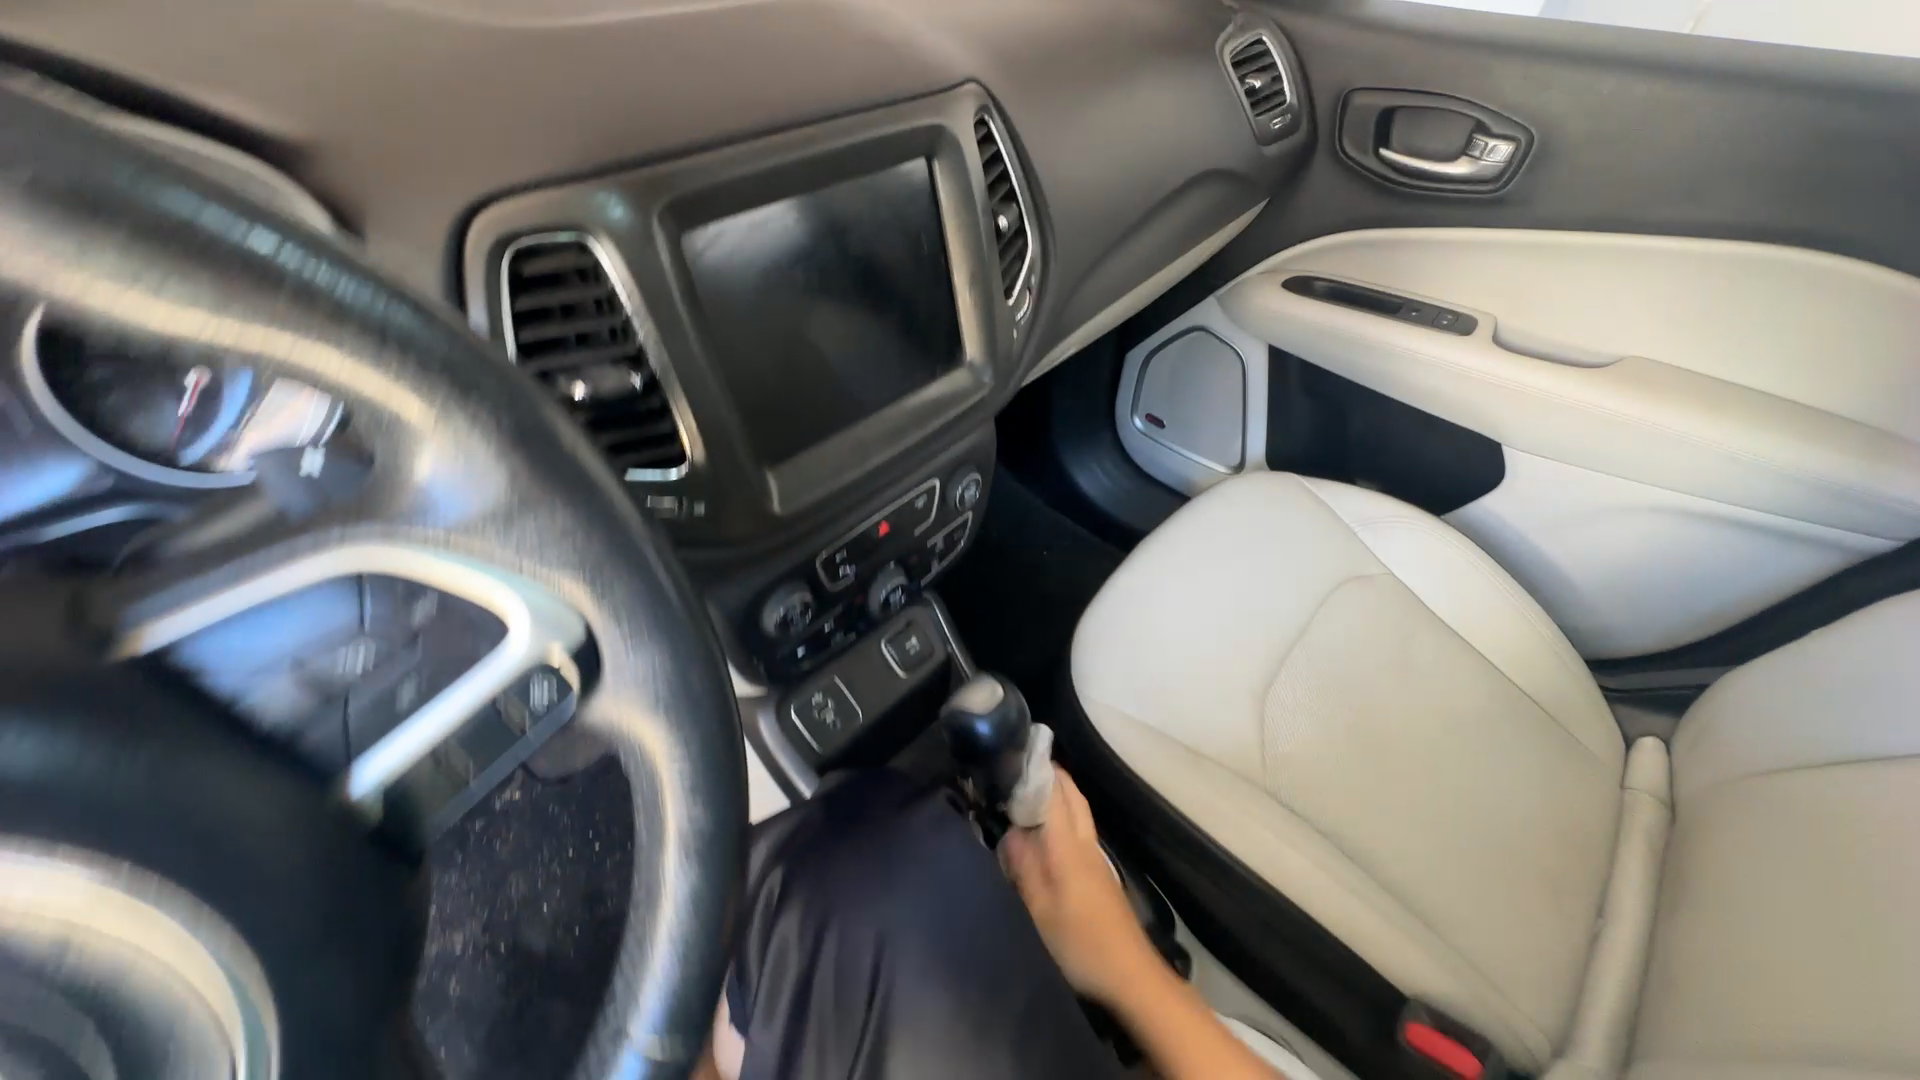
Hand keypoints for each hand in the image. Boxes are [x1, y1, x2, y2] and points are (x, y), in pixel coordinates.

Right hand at [1000, 766, 1161, 1006]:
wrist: (1129, 974)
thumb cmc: (1080, 941)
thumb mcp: (1039, 907)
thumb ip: (1024, 864)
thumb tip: (1009, 830)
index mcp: (1068, 845)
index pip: (1055, 792)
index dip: (1037, 768)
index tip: (1015, 749)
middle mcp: (1086, 842)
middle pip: (1072, 795)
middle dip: (1050, 774)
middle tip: (1021, 764)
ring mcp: (1096, 858)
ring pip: (1078, 811)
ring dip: (1058, 793)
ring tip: (1027, 788)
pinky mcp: (1099, 873)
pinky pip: (1079, 829)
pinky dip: (1063, 814)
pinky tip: (1046, 828)